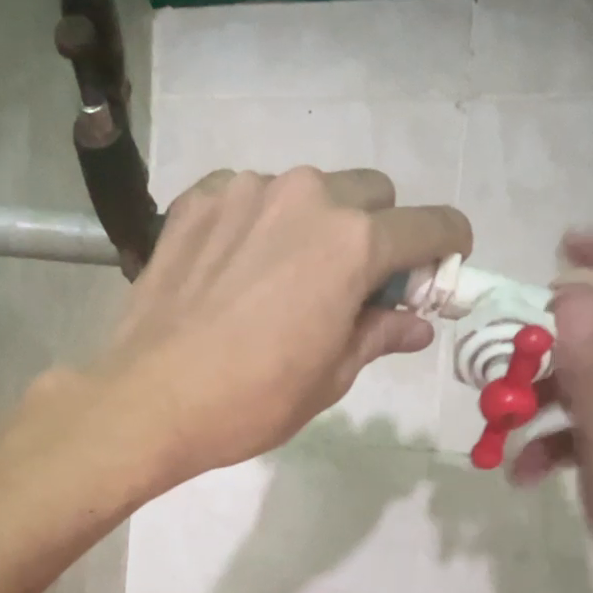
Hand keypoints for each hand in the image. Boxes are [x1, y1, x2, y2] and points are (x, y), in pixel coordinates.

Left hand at [83, 167, 470, 486]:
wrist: (147, 400)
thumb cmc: (248, 401)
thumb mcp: (329, 378)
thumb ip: (378, 334)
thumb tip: (416, 322)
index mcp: (353, 242)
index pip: (430, 225)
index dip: (444, 251)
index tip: (434, 274)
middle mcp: (305, 197)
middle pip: (370, 195)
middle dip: (376, 232)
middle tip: (349, 285)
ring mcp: (244, 192)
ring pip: (305, 191)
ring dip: (310, 224)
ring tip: (278, 278)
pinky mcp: (195, 201)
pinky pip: (244, 195)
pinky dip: (253, 221)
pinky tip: (232, 265)